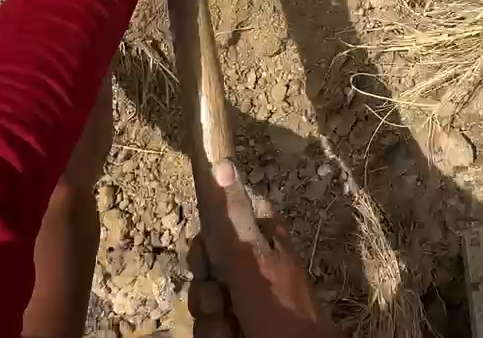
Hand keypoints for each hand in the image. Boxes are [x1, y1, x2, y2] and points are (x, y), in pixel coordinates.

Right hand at [186, 160, 334, 337]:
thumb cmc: (280, 307)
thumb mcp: (252, 258)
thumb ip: (231, 216)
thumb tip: (221, 162)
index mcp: (261, 237)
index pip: (220, 222)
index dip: (207, 243)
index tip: (206, 259)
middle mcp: (250, 264)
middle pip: (205, 266)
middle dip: (206, 289)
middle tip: (221, 301)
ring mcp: (242, 299)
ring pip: (203, 301)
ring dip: (211, 320)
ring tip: (232, 331)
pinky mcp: (235, 327)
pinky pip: (208, 328)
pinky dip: (216, 337)